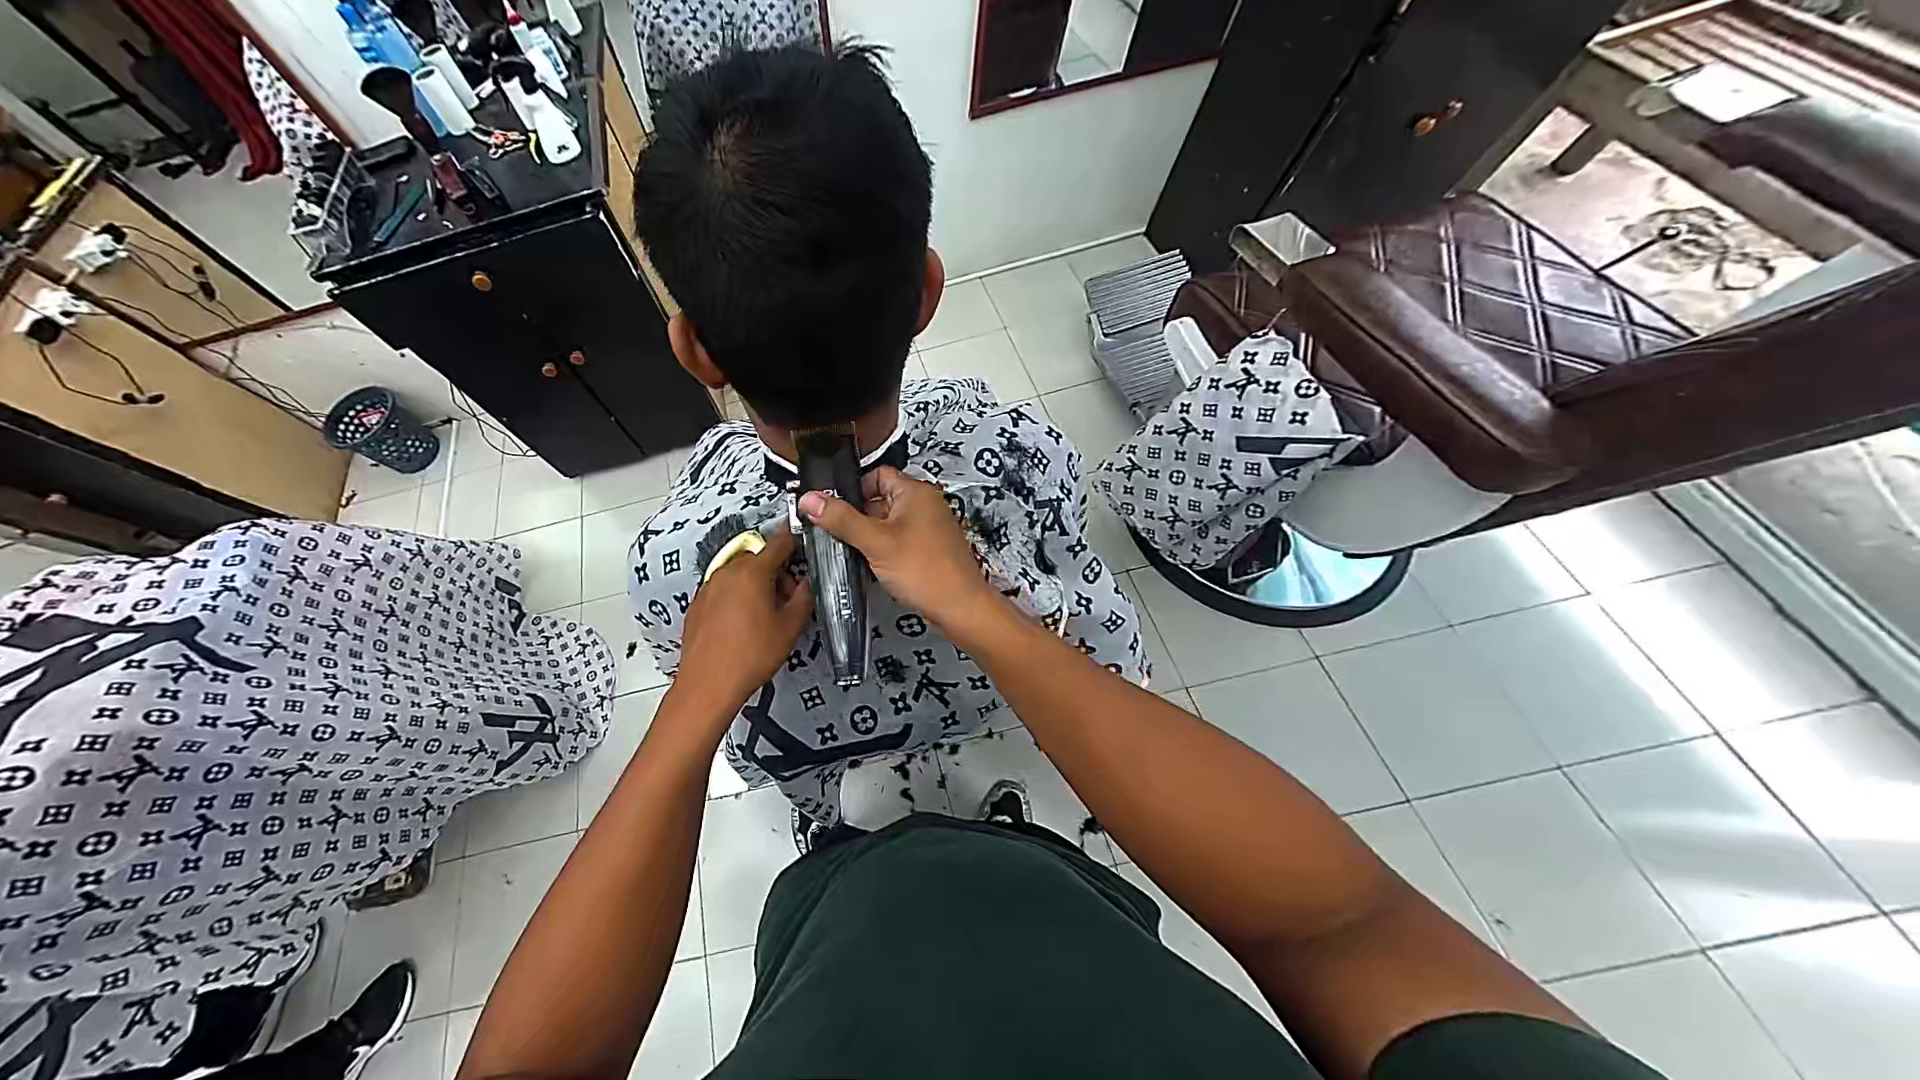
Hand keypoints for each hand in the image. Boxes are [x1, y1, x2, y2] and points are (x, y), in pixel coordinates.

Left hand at [673, 528, 812, 712]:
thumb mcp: (791, 626)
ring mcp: (709, 588)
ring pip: (741, 574)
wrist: (708, 685)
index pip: (780, 543)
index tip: (804, 547)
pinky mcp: (699, 604)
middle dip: (777, 573)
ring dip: (757, 585)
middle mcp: (727, 573)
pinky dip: (737, 598)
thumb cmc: (747, 658)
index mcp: (752, 572)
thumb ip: (805, 596)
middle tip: (789, 597)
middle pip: (759, 559)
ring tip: (767, 616)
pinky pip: (724, 591)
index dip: (796, 543)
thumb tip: (808, 584)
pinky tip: (746, 625)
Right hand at [798, 467, 1000, 637]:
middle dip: (857, 516)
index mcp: (916, 492)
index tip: (833, 503)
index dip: (853, 488)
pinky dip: (883, 551)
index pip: (877, 474)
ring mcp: (929, 529)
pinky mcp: (928, 550)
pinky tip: (874, 566)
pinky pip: (898, 542)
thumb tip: (813, 500)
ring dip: (870, 536)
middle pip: (879, 499)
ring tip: (857, 551)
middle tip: (838, 531)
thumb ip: (841, 519)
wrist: (959, 607)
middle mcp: (925, 506)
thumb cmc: (931, 573)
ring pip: (888, 524)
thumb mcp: (875, 542)